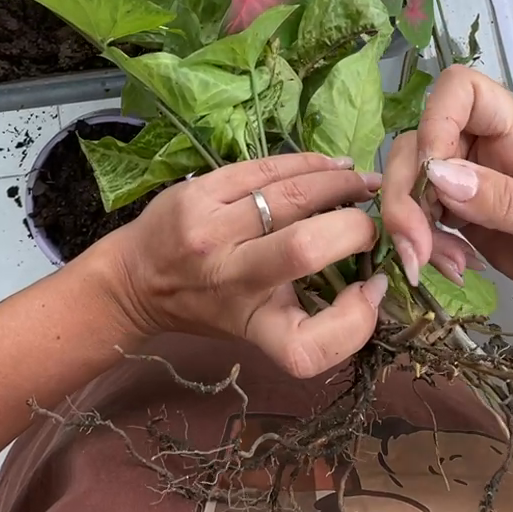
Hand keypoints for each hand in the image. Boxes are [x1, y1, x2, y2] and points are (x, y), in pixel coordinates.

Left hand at [89, 153, 389, 377]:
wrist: (136, 277)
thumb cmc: (207, 306)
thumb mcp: (255, 325)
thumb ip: (310, 312)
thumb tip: (376, 280)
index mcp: (248, 323)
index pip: (305, 347)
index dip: (355, 323)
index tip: (373, 291)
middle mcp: (227, 278)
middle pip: (304, 248)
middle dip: (355, 228)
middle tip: (372, 222)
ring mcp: (208, 230)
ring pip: (291, 195)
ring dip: (341, 183)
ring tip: (364, 182)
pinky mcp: (197, 192)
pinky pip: (266, 168)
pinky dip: (310, 164)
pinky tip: (333, 165)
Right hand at [380, 67, 512, 322]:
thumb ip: (508, 202)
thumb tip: (438, 174)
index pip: (464, 91)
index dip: (435, 120)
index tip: (430, 175)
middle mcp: (489, 148)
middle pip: (419, 141)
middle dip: (406, 193)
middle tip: (415, 248)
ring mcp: (471, 180)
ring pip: (411, 178)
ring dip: (409, 223)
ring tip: (436, 265)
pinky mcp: (460, 212)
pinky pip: (419, 213)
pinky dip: (420, 240)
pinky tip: (449, 267)